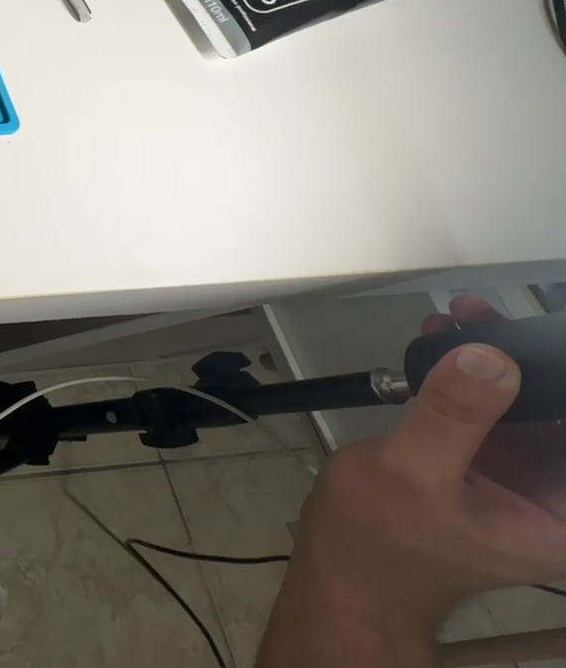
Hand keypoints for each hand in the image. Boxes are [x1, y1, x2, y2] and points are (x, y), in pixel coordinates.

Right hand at [287, 296, 565, 624]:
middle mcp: (557, 496)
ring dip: (499, 367)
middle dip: (536, 368)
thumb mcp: (413, 471)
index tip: (546, 343)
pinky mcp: (478, 466)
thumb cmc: (381, 534)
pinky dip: (469, 380)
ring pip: (527, 410)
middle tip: (490, 317)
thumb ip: (452, 415)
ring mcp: (518, 481)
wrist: (343, 569)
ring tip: (464, 321)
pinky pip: (489, 415)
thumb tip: (491, 357)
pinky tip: (444, 348)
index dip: (565, 391)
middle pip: (560, 421)